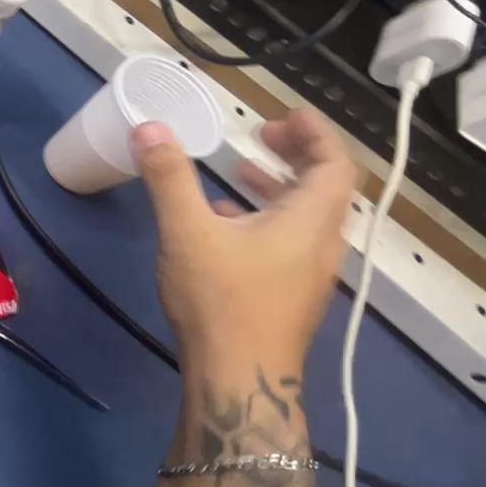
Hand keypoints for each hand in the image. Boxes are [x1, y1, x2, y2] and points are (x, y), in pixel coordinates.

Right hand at [130, 107, 358, 375]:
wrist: (238, 374)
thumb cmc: (220, 299)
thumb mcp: (186, 231)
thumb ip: (169, 178)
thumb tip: (150, 127)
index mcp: (309, 223)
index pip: (335, 166)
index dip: (317, 134)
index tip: (289, 113)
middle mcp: (319, 244)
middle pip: (324, 189)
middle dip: (296, 155)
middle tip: (260, 134)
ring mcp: (305, 271)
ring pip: (304, 215)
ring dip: (278, 185)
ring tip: (240, 168)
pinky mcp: (286, 290)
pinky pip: (286, 238)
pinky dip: (263, 215)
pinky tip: (223, 220)